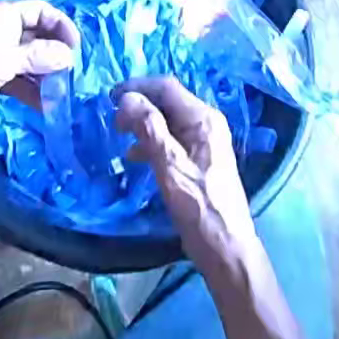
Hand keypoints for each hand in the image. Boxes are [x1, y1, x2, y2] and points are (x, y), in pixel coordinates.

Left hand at [0, 0, 78, 150]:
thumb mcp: (1, 61)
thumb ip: (37, 56)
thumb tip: (68, 56)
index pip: (38, 10)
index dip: (59, 24)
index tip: (76, 46)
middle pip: (35, 34)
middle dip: (54, 50)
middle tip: (73, 69)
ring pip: (29, 58)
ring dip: (46, 72)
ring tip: (63, 89)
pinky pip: (19, 79)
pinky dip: (33, 89)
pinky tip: (46, 104)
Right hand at [115, 77, 258, 272]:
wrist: (228, 252)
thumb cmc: (199, 209)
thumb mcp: (170, 168)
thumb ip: (150, 129)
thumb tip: (128, 98)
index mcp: (203, 119)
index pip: (166, 87)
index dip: (137, 87)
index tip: (110, 99)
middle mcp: (206, 122)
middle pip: (168, 100)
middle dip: (139, 105)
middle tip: (113, 120)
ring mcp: (205, 140)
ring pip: (169, 119)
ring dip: (144, 123)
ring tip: (120, 136)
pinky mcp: (201, 157)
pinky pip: (173, 137)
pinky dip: (153, 140)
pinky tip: (136, 156)